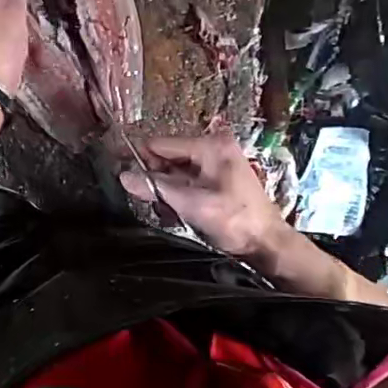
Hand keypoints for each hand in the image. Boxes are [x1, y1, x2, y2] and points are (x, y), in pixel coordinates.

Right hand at [120, 132, 288, 258]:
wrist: (267, 243)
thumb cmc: (233, 220)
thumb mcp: (191, 203)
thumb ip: (156, 187)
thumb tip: (123, 176)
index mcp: (210, 146)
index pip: (161, 144)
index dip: (140, 158)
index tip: (121, 174)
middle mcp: (214, 148)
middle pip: (168, 157)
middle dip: (155, 178)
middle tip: (148, 202)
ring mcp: (217, 164)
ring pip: (176, 171)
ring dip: (166, 191)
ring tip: (166, 211)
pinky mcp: (219, 180)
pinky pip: (188, 181)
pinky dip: (178, 195)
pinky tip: (176, 212)